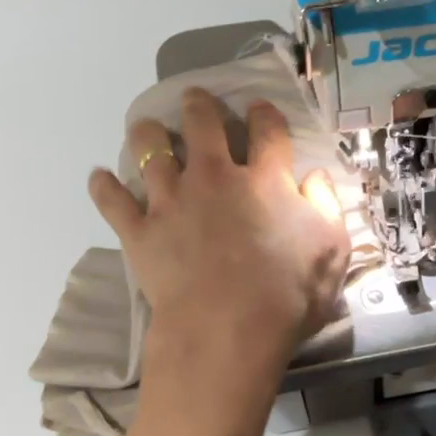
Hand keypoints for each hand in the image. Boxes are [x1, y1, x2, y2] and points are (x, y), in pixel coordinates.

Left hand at [88, 88, 350, 367]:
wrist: (230, 330)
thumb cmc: (289, 295)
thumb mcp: (333, 251)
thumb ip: (326, 207)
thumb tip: (315, 178)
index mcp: (266, 180)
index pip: (267, 130)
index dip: (265, 115)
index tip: (261, 113)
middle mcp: (214, 176)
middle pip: (202, 121)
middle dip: (200, 106)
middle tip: (198, 104)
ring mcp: (171, 200)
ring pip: (149, 146)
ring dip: (149, 133)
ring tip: (150, 133)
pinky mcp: (140, 230)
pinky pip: (112, 199)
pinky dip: (104, 186)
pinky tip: (102, 178)